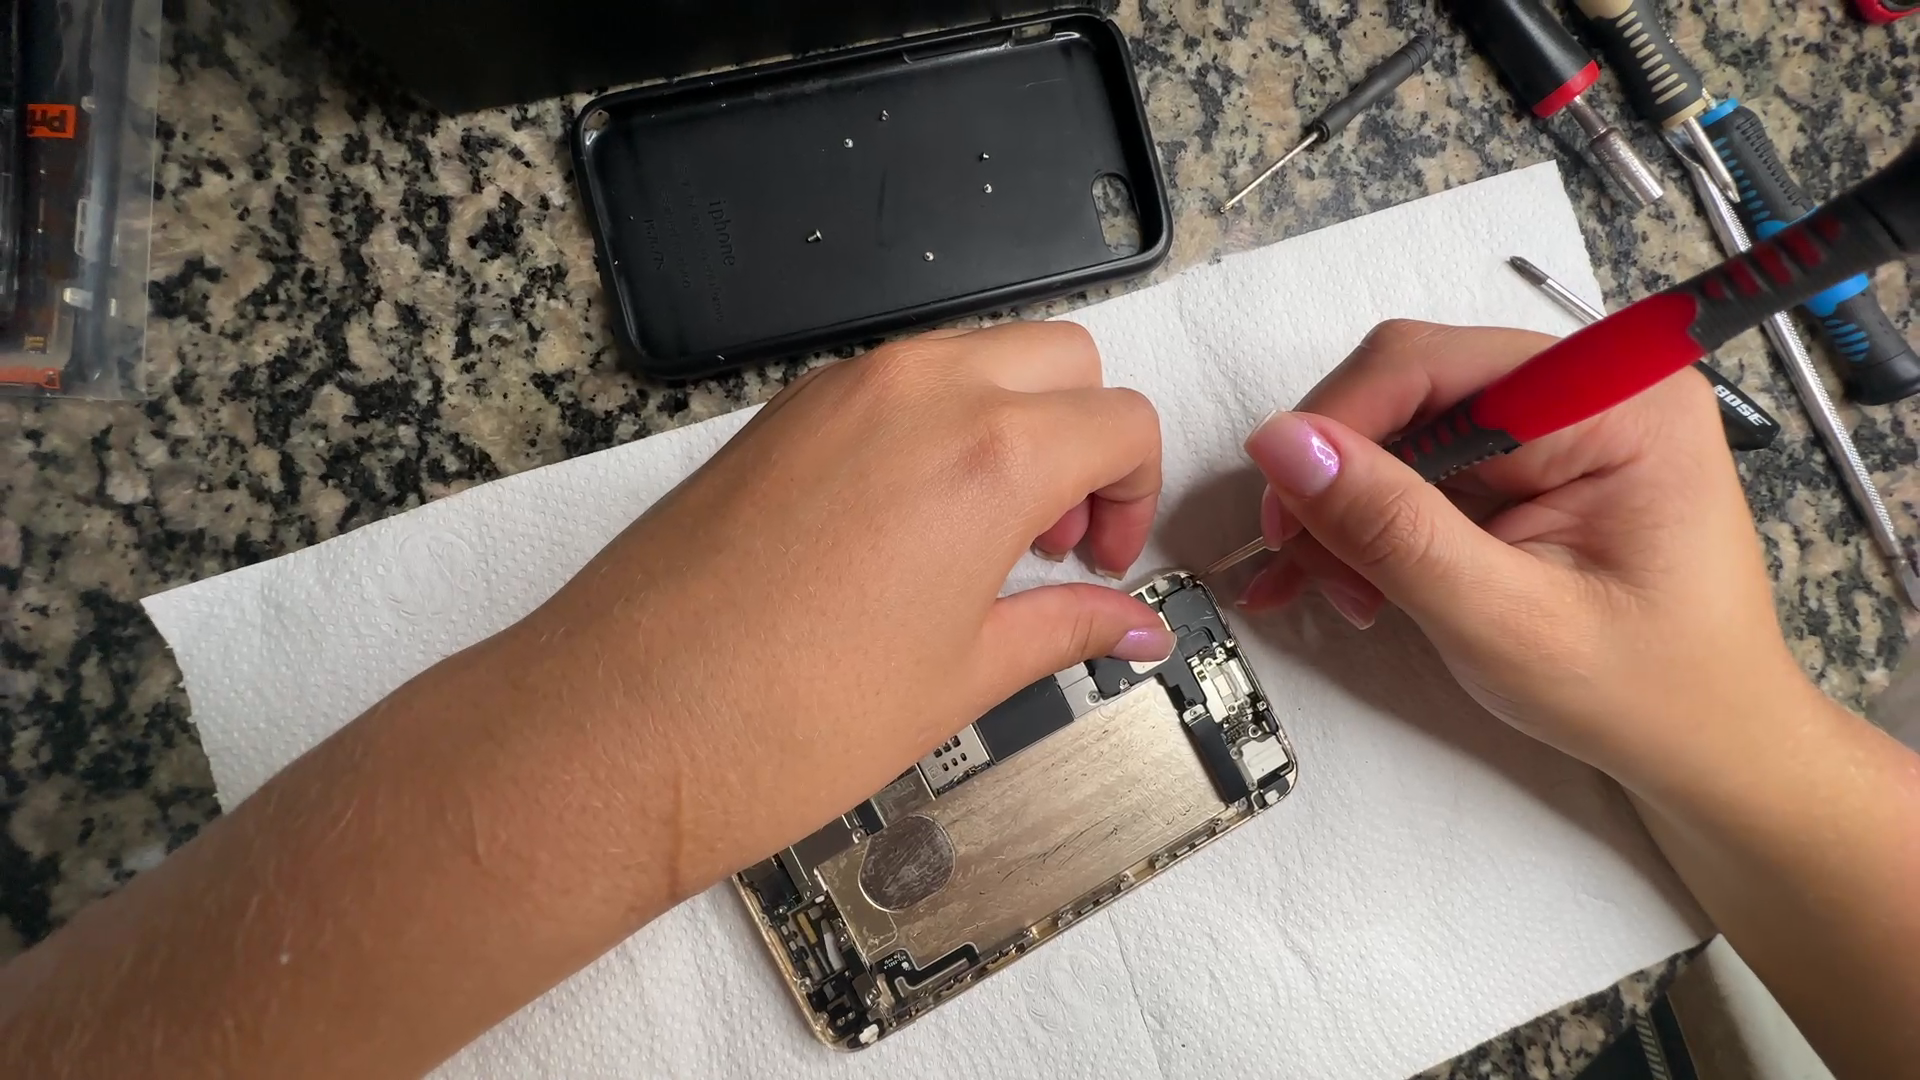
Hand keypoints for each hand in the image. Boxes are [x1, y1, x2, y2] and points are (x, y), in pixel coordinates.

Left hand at [506, 321, 1173, 901]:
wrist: (618, 727)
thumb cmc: (799, 720)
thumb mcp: (963, 677)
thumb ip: (1066, 628)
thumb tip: (1136, 629)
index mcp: (988, 454)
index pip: (1121, 422)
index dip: (1136, 493)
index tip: (1101, 560)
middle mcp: (920, 389)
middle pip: (1062, 361)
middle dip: (1084, 439)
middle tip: (1050, 538)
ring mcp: (842, 386)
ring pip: (978, 356)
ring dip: (1013, 423)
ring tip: (978, 532)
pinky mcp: (785, 408)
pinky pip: (900, 379)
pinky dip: (938, 423)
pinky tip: (904, 518)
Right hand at [1235, 320, 1805, 790]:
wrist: (1694, 741)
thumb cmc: (1633, 690)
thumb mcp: (1500, 618)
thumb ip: (1388, 526)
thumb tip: (1275, 442)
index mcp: (1608, 402)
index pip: (1423, 365)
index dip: (1332, 428)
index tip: (1286, 521)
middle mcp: (1568, 391)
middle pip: (1391, 395)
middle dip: (1333, 484)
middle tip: (1313, 568)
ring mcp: (1531, 429)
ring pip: (1377, 438)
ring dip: (1335, 517)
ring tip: (1344, 595)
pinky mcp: (1501, 468)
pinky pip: (1391, 475)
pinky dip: (1350, 528)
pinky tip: (1333, 582)